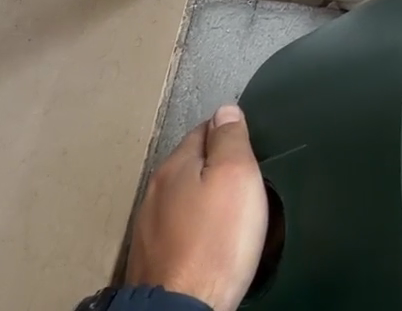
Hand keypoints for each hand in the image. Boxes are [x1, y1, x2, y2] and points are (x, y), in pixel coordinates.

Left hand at [125, 105, 267, 310]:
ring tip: (233, 207)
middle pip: (192, 162)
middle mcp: (154, 191)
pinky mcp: (151, 258)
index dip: (232, 131)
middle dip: (218, 164)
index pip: (206, 128)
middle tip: (250, 176)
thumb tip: (225, 110)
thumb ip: (230, 138)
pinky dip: (196, 223)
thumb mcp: (237, 174)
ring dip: (205, 194)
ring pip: (184, 195)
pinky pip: (180, 225)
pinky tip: (211, 235)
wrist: (183, 309)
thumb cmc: (218, 237)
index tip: (254, 145)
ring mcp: (147, 227)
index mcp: (175, 165)